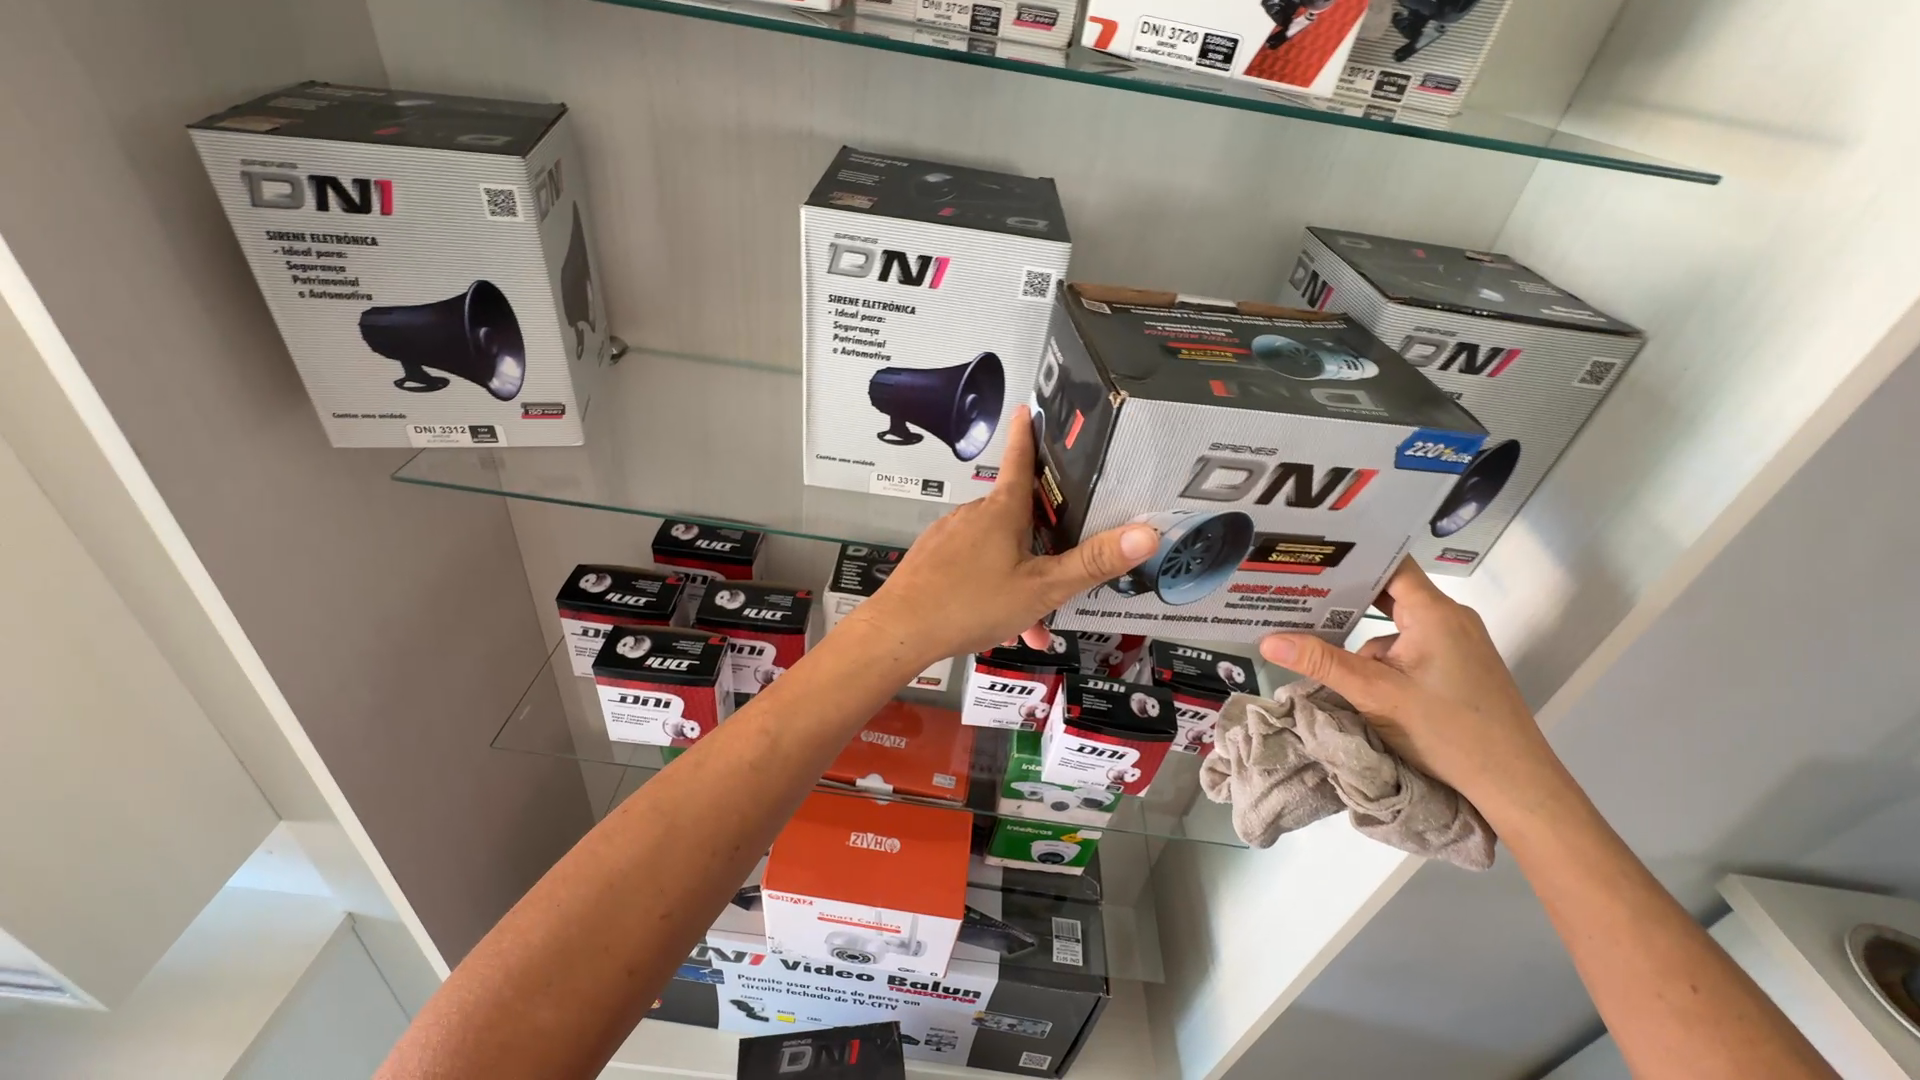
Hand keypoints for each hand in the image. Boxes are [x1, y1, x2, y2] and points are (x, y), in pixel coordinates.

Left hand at [849, 406, 1159, 664]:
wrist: (899, 631)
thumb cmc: (971, 603)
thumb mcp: (1043, 587)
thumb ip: (1093, 563)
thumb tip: (1146, 534)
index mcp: (1002, 511)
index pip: (1020, 460)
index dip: (1027, 434)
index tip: (1026, 408)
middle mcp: (972, 515)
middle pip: (1017, 517)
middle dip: (1042, 546)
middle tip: (1062, 580)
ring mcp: (948, 537)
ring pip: (996, 550)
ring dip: (1019, 580)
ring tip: (1030, 625)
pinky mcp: (931, 561)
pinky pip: (972, 568)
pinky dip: (990, 590)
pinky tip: (996, 626)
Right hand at [1257, 560, 1558, 814]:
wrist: (1516, 783)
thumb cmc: (1449, 731)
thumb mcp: (1376, 695)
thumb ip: (1323, 663)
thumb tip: (1268, 641)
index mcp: (1434, 612)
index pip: (1390, 564)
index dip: (1352, 558)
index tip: (1311, 558)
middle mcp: (1449, 619)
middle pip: (1390, 594)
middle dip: (1346, 599)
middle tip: (1298, 596)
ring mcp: (1458, 644)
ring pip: (1397, 628)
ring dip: (1363, 640)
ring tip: (1317, 645)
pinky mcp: (1459, 668)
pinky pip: (1410, 649)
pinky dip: (1384, 660)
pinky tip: (1361, 683)